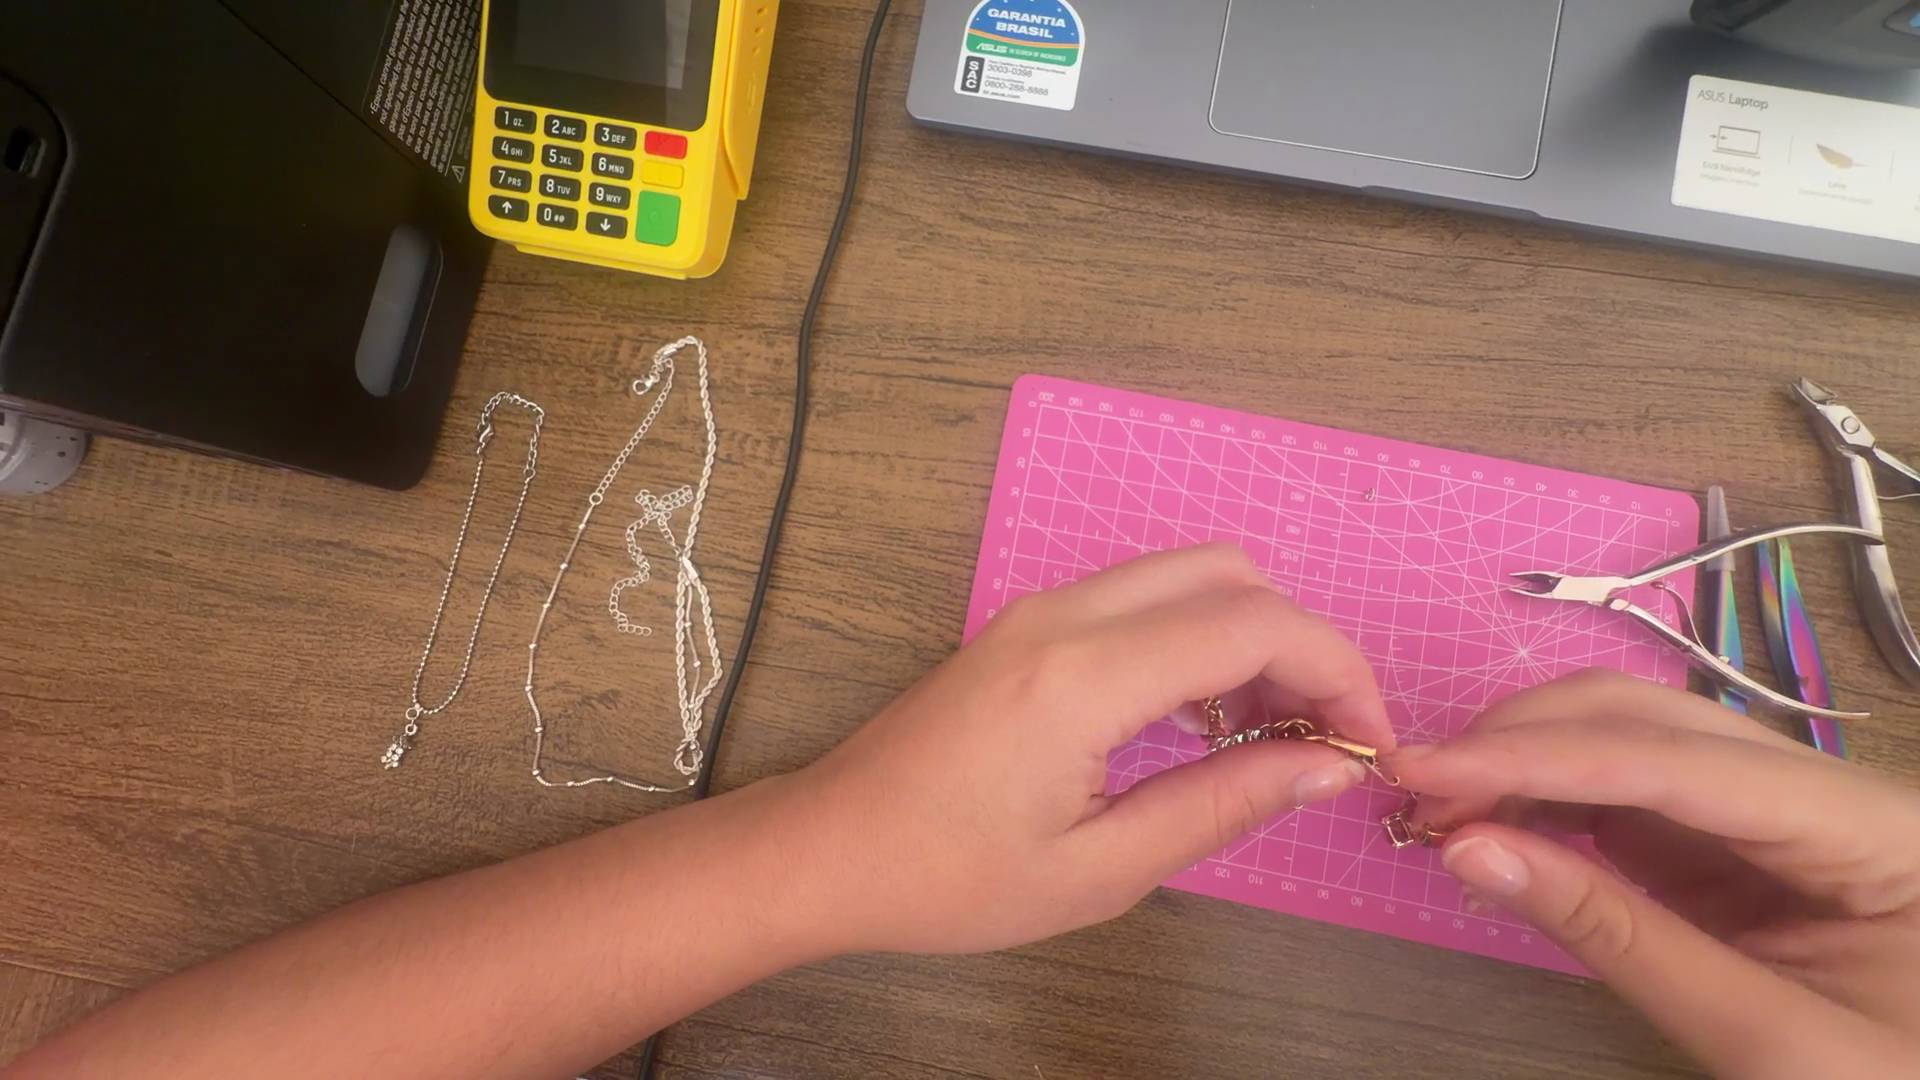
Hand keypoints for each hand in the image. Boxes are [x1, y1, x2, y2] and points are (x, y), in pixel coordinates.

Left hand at [790, 543, 1392, 955]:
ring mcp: (1037, 607)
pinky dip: (1191, 633)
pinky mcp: (1023, 622)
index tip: (1366, 744)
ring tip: (1263, 729)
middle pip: (1226, 572)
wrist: (833, 842)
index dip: (1337, 672)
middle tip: (1319, 732)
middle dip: (1299, 639)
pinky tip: (1193, 710)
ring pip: (1181, 574)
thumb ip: (1220, 804)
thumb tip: (1323, 764)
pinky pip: (1135, 598)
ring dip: (1245, 632)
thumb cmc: (952, 876)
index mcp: (1083, 673)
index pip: (1253, 623)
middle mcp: (1063, 613)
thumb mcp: (1098, 869)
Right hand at [1387, 671, 1919, 1079]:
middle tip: (1419, 791)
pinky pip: (1602, 783)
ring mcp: (1755, 800)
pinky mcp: (1710, 828)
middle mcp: (1810, 783)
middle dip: (1512, 741)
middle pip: (1632, 714)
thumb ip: (1611, 935)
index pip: (1664, 760)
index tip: (1415, 768)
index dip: (1527, 757)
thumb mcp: (1772, 1042)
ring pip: (1607, 734)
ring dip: (1511, 762)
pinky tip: (1488, 825)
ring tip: (1441, 812)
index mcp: (1869, 826)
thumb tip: (1459, 849)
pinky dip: (1530, 796)